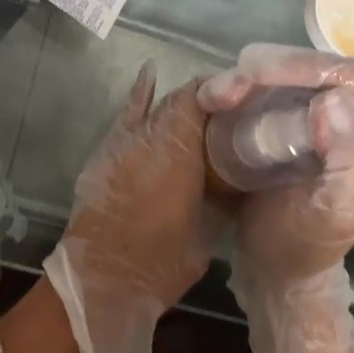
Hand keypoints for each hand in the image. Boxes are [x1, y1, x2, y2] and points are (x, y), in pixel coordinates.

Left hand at [44, 62, 212, 352]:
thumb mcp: (206, 234)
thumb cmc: (158, 263)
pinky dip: (140, 94)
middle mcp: (153, 136)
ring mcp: (125, 140)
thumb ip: (222, 200)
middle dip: (212, 103)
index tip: (253, 100)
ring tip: (209, 110)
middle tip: (238, 112)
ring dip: (183, 107)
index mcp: (180, 152)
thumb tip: (237, 184)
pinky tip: (149, 72)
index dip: (230, 93)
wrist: (100, 280)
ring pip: (159, 109)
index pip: (205, 100)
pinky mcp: (106, 151)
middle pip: (185, 103)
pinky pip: (127, 115)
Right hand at [198, 45, 353, 352]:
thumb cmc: (304, 247)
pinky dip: (235, 92)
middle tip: (225, 87)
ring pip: (282, 78)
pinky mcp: (277, 131)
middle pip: (311, 69)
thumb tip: (331, 102)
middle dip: (267, 68)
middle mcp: (341, 121)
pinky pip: (260, 97)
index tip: (257, 73)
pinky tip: (212, 101)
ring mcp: (306, 124)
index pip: (346, 77)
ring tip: (213, 95)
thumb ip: (346, 161)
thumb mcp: (332, 213)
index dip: (305, 64)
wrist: (273, 274)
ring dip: (245, 78)